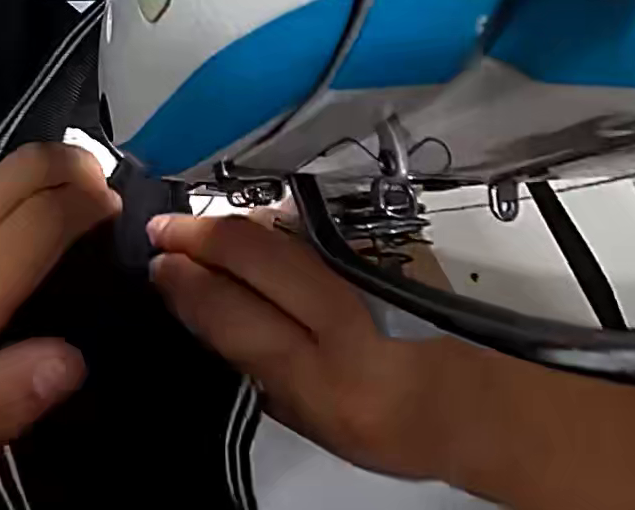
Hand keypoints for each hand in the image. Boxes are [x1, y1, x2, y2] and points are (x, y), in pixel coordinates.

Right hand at [147, 211, 473, 481]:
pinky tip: (241, 224)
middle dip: (193, 233)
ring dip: (222, 222)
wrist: (478, 387)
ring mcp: (365, 258)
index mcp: (327, 375)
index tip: (155, 266)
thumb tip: (192, 299)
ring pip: (271, 223)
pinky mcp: (379, 231)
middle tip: (158, 229)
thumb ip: (250, 361)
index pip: (231, 312)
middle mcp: (346, 306)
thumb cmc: (388, 419)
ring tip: (189, 228)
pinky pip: (300, 216)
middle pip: (248, 248)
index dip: (184, 283)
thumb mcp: (312, 418)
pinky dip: (261, 218)